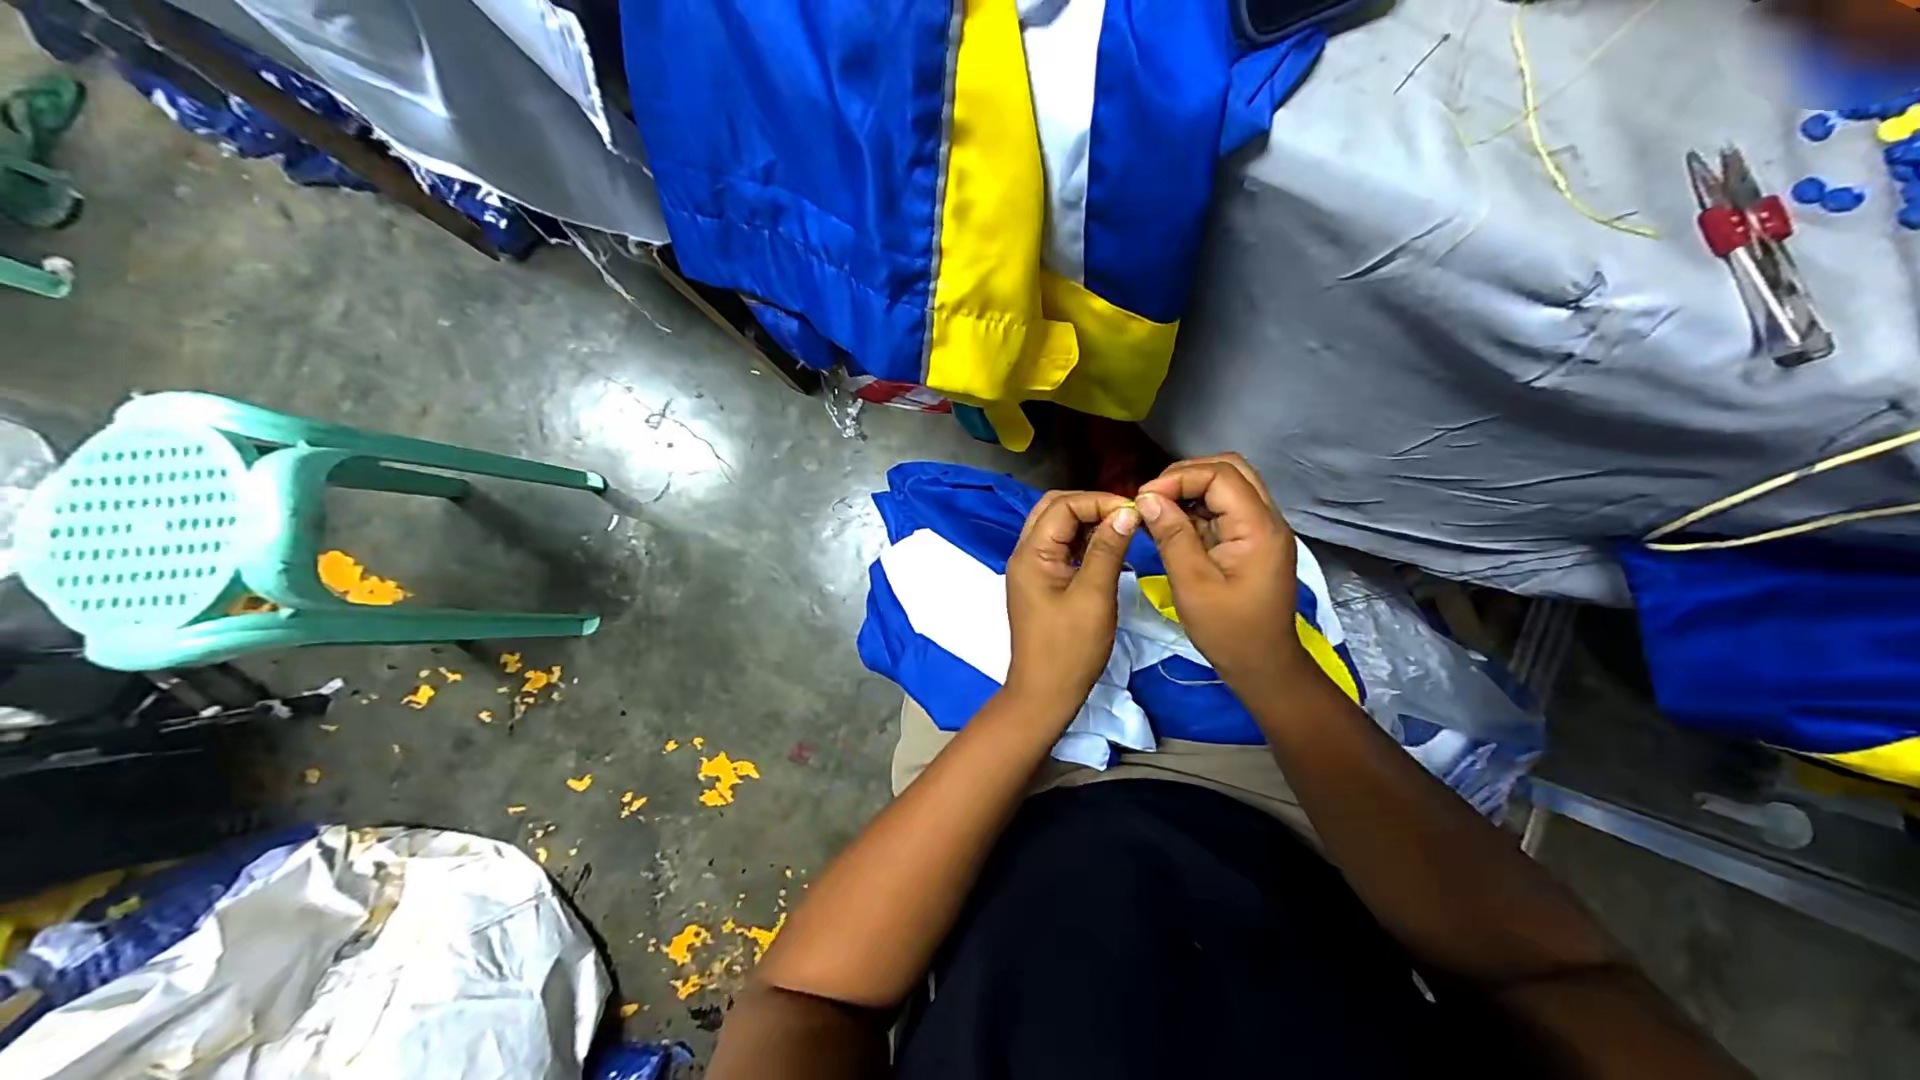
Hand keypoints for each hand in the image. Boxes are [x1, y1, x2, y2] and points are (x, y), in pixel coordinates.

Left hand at [1004, 491, 1140, 712]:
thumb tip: (1127, 512)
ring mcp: (1031, 569)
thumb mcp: (1094, 596)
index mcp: (1031, 554)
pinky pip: (1061, 548)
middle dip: (1091, 506)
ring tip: (1123, 530)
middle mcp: (1025, 554)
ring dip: (1088, 523)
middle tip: (1126, 517)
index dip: (1098, 502)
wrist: (1045, 693)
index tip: (1134, 512)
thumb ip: (1108, 550)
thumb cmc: (1069, 649)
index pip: (1062, 506)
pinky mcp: (1042, 583)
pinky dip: (1084, 542)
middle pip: (1054, 509)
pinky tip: (1109, 549)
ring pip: (1057, 527)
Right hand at [1134, 454, 1308, 693]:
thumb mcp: (1193, 585)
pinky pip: (1225, 509)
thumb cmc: (1229, 631)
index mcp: (1258, 528)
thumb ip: (1172, 536)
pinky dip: (1197, 509)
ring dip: (1191, 490)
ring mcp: (1261, 531)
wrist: (1264, 666)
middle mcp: (1266, 520)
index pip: (1220, 476)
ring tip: (1158, 509)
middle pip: (1229, 470)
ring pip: (1229, 486)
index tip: (1144, 498)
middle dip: (1186, 476)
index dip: (1179, 478)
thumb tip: (1147, 499)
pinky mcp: (1252, 543)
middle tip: (1152, 497)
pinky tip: (1171, 524)